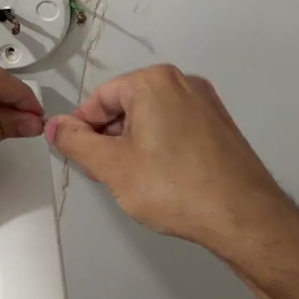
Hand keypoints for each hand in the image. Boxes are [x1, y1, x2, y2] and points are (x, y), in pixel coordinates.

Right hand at [45, 65, 298, 257]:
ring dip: (134, 144)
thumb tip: (55, 126)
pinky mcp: (220, 126)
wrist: (243, 216)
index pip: (100, 98)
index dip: (82, 127)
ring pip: (152, 117)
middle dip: (110, 136)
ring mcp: (206, 104)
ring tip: (135, 180)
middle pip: (127, 104)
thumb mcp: (112, 167)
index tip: (78, 155)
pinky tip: (161, 179)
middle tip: (107, 172)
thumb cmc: (176, 187)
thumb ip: (77, 143)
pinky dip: (160, 148)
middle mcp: (183, 83)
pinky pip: (176, 128)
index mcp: (154, 82)